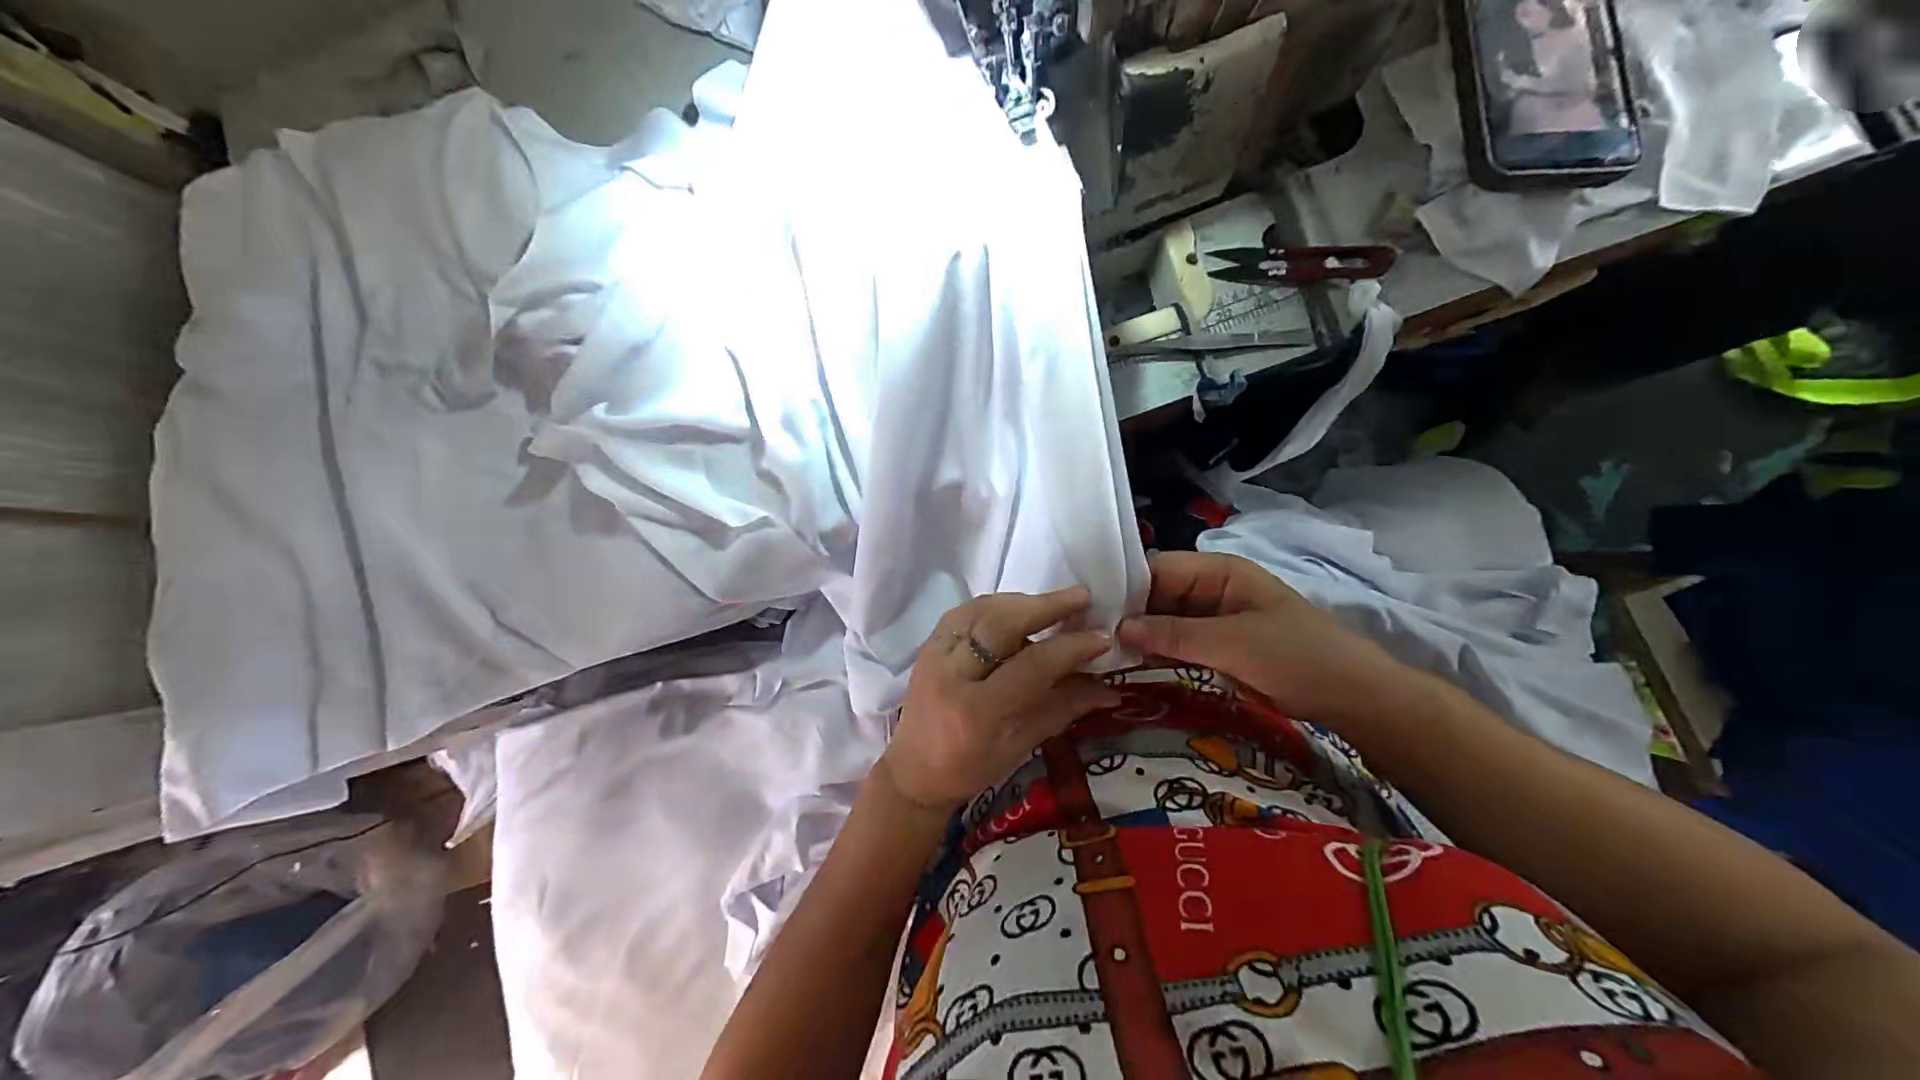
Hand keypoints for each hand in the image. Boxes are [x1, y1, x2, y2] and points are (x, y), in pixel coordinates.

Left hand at [878, 586, 1120, 811]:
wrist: (913, 772)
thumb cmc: (969, 769)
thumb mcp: (1020, 746)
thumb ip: (1062, 709)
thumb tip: (1108, 688)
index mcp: (976, 711)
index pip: (1030, 667)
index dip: (1069, 648)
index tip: (1102, 637)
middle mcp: (950, 676)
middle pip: (1000, 625)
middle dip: (1046, 606)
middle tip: (1082, 598)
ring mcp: (933, 656)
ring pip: (980, 610)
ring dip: (1022, 601)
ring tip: (1056, 601)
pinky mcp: (926, 645)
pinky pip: (964, 612)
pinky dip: (996, 604)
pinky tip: (1019, 607)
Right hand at [1116, 551, 1424, 724]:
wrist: (1352, 697)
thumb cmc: (1297, 656)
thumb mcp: (1232, 643)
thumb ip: (1173, 634)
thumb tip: (1118, 628)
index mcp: (1219, 572)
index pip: (1158, 569)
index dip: (1124, 587)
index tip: (1090, 611)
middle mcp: (1211, 589)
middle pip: (1156, 595)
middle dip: (1126, 614)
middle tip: (1087, 637)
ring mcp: (1213, 619)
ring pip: (1163, 621)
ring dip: (1138, 636)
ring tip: (1098, 652)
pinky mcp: (1216, 647)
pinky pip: (1176, 643)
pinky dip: (1155, 652)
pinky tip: (1126, 664)